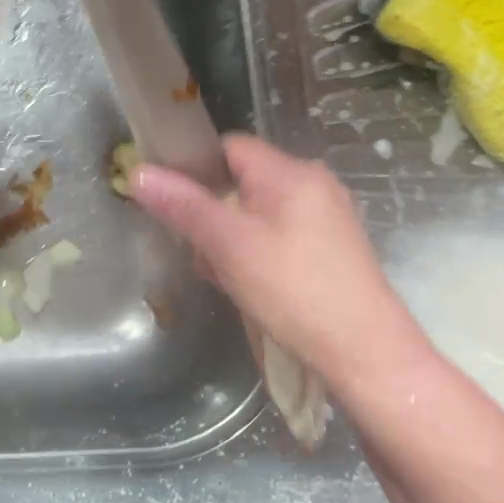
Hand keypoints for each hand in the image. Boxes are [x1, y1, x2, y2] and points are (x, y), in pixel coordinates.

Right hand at [125, 134, 431, 390]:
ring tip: (221, 272)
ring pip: (252, 210)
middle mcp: (312, 184)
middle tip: (197, 247)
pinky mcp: (327, 247)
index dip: (194, 166)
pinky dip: (250, 251)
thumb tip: (137, 172)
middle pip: (238, 180)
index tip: (170, 200)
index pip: (229, 147)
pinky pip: (273, 232)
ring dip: (227, 236)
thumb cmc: (296, 292)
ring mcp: (324, 216)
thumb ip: (183, 206)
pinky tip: (245, 283)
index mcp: (292, 173)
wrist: (366, 355)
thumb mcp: (229, 246)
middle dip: (208, 211)